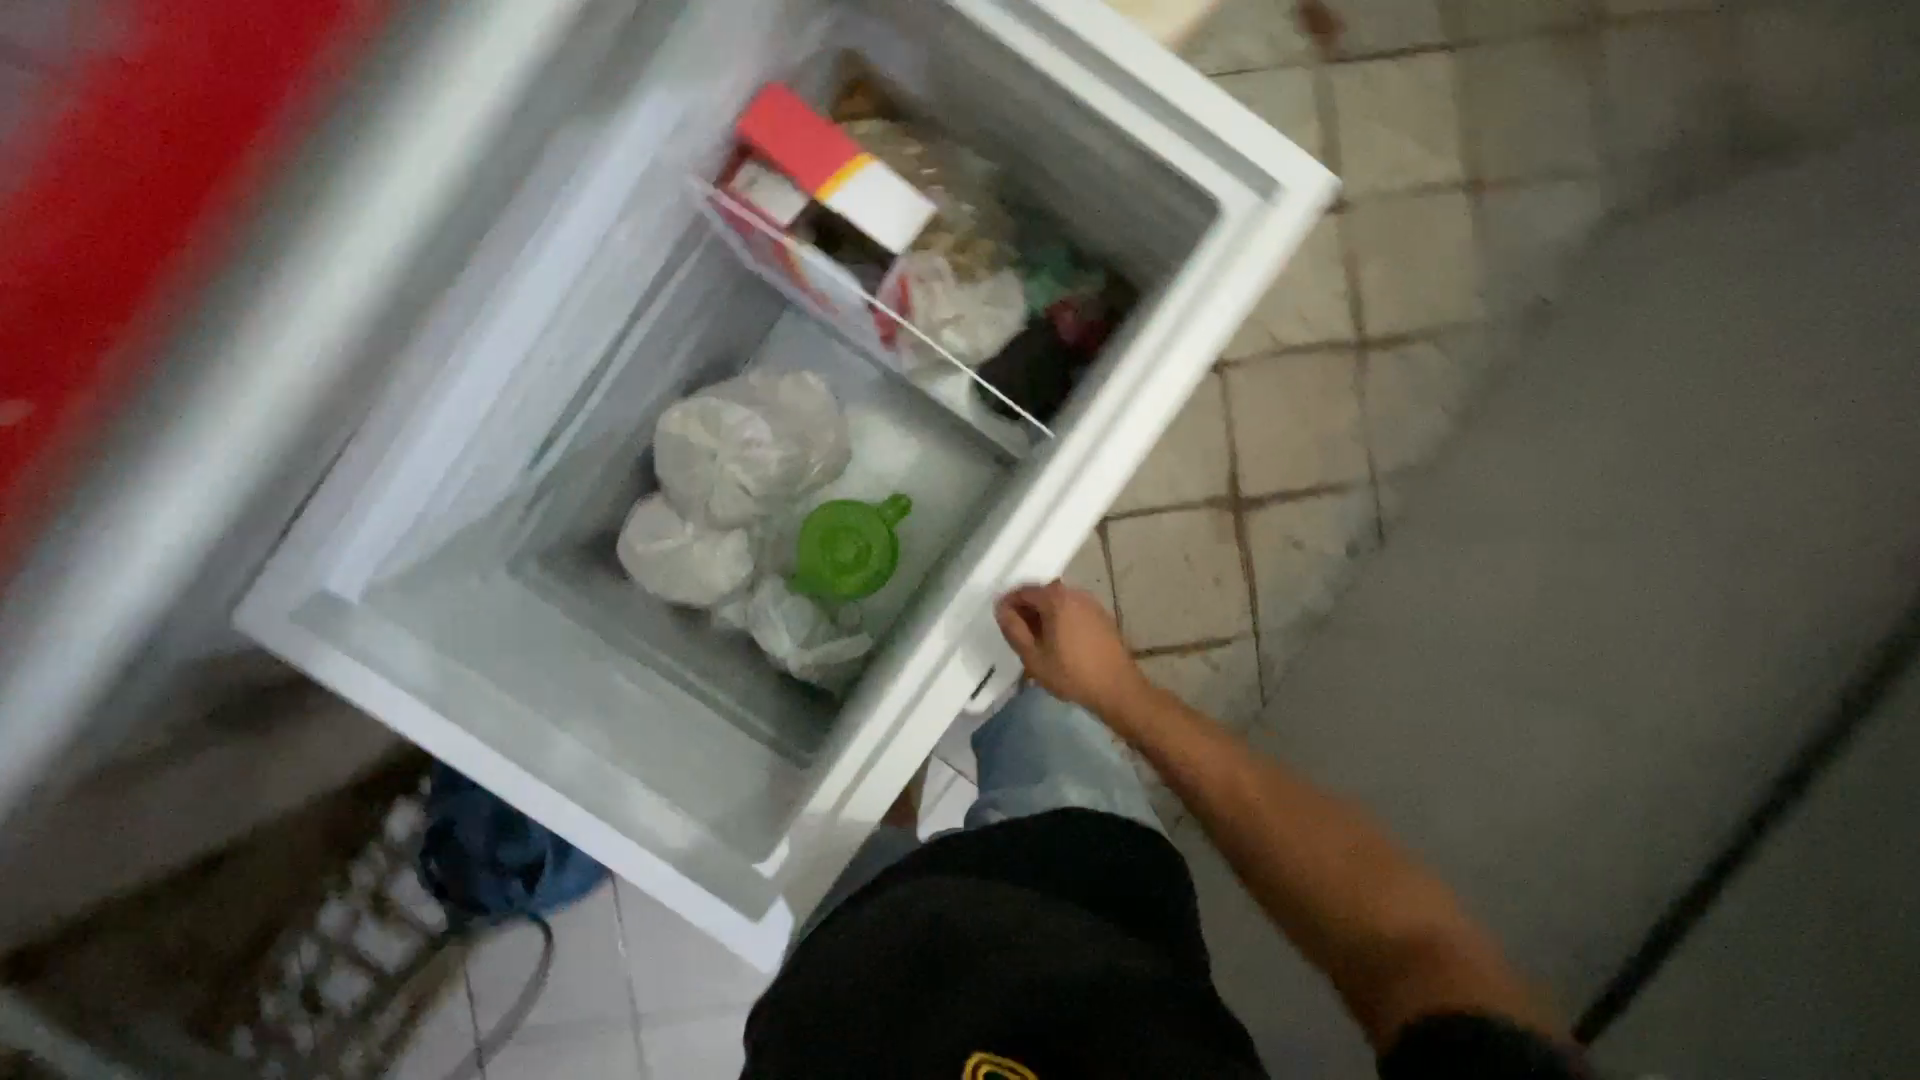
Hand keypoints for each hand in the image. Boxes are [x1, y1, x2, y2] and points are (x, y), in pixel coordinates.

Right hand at [995, 581, 1154, 718]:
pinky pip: (1073, 611)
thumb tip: (1002, 609)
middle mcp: (1075, 593)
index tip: (1002, 623)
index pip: (1023, 591)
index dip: (1008, 605)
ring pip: (1059, 603)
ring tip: (1038, 642)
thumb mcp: (1033, 656)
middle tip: (1018, 635)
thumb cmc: (1071, 674)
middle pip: (1042, 594)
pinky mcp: (1102, 616)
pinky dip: (1061, 620)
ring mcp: (1092, 604)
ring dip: (1044, 616)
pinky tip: (1060, 644)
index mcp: (1056, 599)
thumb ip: (1014, 629)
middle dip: (1027, 611)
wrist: (1117, 689)